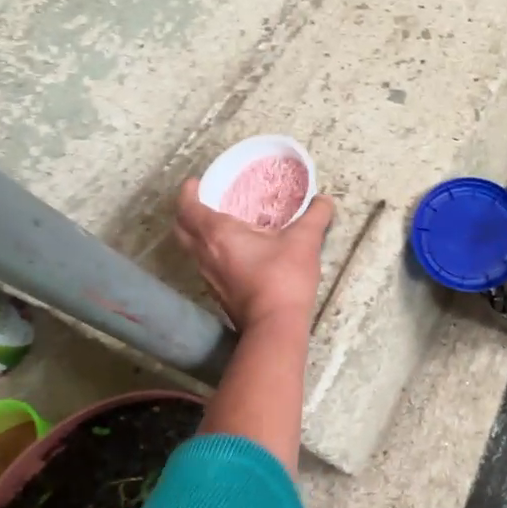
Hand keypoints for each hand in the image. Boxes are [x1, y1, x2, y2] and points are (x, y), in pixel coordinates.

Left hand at [173, 178, 333, 331]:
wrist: (275, 326)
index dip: (187, 192)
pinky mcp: (217, 292)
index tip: (194, 182)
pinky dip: (210, 250)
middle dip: (187, 212)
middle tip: (203, 200)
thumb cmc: (283, 277)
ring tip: (219, 222)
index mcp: (218, 234)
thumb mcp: (305, 240)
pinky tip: (233, 250)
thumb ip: (315, 216)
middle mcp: (205, 253)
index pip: (188, 208)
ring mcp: (208, 276)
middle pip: (181, 229)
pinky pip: (204, 263)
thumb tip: (325, 199)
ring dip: (197, 232)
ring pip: (191, 248)